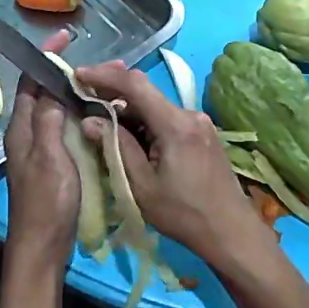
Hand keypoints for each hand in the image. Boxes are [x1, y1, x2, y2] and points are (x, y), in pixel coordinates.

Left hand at [2, 30, 79, 266]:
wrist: (43, 245)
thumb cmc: (46, 202)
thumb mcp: (50, 157)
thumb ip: (48, 120)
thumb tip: (52, 85)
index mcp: (22, 128)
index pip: (30, 81)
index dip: (46, 57)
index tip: (66, 37)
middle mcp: (27, 134)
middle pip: (43, 94)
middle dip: (66, 74)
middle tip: (101, 64)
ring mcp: (40, 149)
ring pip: (56, 111)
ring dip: (75, 94)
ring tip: (106, 85)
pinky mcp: (53, 163)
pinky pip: (65, 129)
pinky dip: (80, 117)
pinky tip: (101, 116)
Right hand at [74, 62, 273, 265]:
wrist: (231, 232)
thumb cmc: (183, 213)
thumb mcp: (141, 184)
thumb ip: (116, 147)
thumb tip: (89, 121)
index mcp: (176, 125)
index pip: (135, 85)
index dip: (103, 75)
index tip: (77, 75)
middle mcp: (190, 115)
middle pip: (145, 92)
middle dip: (111, 91)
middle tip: (82, 97)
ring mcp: (200, 123)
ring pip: (155, 106)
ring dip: (127, 110)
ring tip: (99, 120)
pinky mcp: (202, 134)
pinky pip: (166, 118)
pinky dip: (143, 120)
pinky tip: (128, 134)